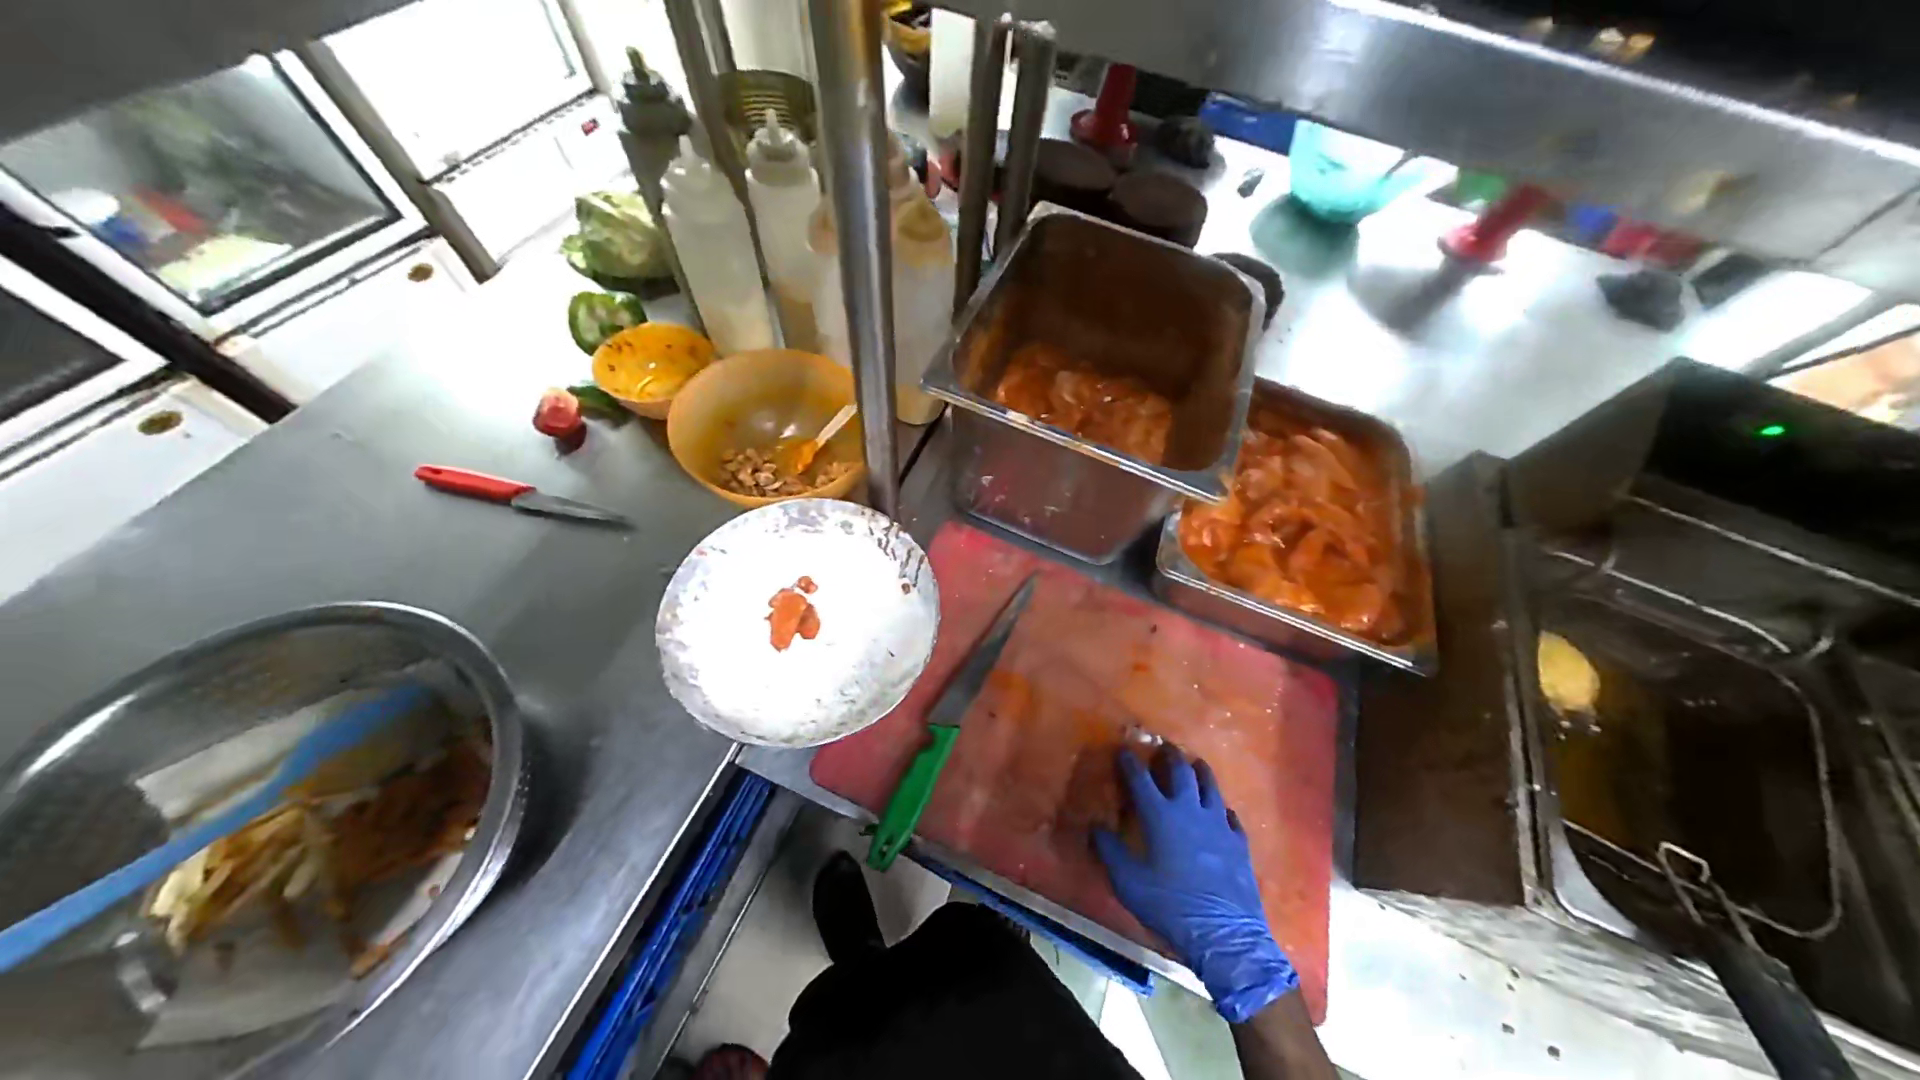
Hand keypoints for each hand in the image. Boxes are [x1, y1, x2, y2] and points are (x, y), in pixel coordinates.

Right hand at [1093, 744, 1298, 1023]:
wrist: (1223, 934)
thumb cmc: (1169, 905)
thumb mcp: (1128, 882)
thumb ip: (1109, 851)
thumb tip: (1095, 827)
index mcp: (1160, 816)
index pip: (1141, 780)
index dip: (1129, 763)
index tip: (1123, 750)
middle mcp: (1190, 811)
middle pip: (1181, 773)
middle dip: (1171, 756)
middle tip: (1166, 746)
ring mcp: (1219, 825)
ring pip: (1211, 787)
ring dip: (1201, 771)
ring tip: (1196, 763)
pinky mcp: (1239, 842)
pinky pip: (1230, 816)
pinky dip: (1222, 808)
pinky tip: (1222, 811)